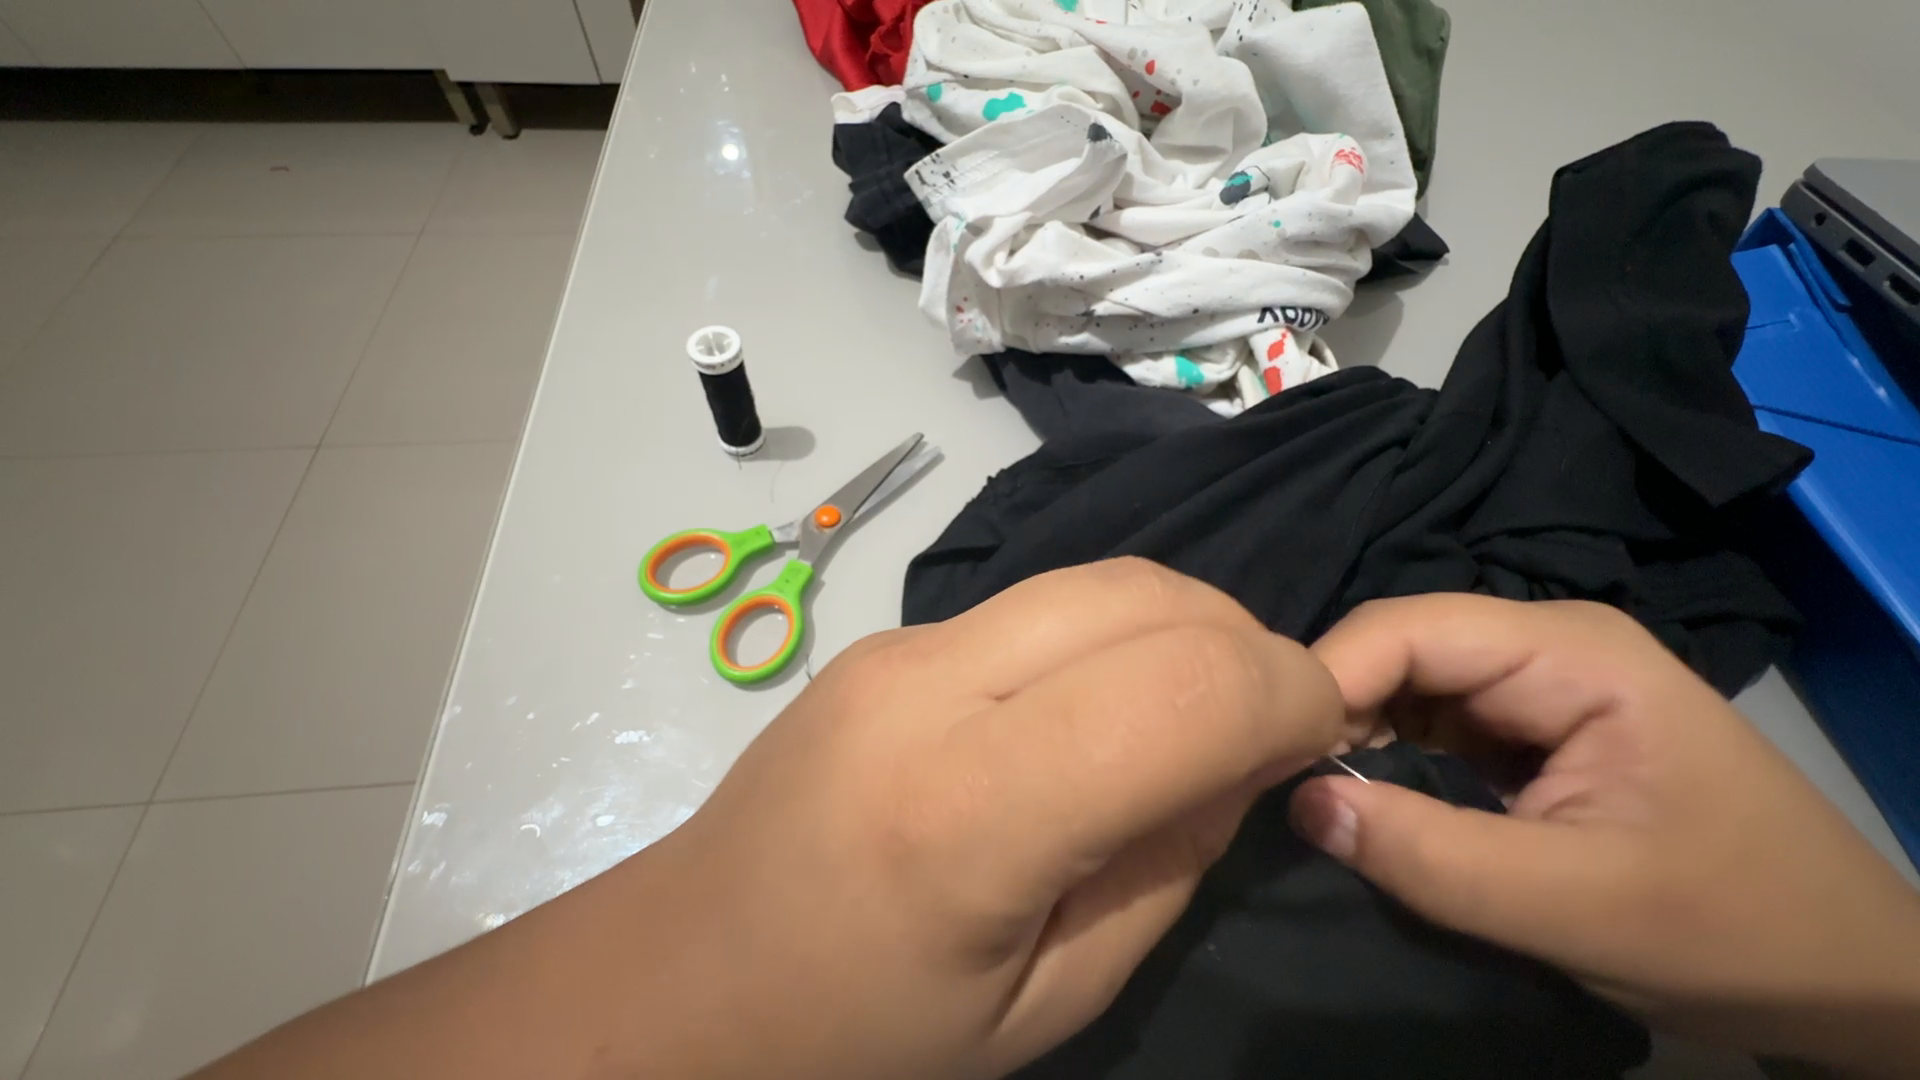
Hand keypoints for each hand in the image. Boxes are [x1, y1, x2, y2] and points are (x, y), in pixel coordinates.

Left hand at [193, 559, 1343, 1079]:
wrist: (685, 971)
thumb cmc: (860, 1031)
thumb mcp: (1045, 996)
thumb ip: (1161, 863)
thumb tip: (1240, 755)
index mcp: (969, 809)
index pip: (1182, 689)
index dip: (1287, 694)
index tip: (1322, 735)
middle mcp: (929, 688)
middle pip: (1141, 598)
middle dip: (1243, 643)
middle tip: (1269, 720)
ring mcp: (898, 646)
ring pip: (1094, 579)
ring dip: (1182, 624)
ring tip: (1202, 703)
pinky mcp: (886, 637)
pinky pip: (1038, 601)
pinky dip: (1113, 629)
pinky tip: (1112, 693)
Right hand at [1288, 595, 1919, 1078]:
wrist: (1847, 974)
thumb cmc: (1733, 929)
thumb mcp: (1576, 908)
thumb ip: (1428, 856)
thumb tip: (1300, 800)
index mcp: (1570, 653)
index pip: (1408, 630)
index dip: (1330, 676)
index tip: (1271, 747)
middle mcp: (1541, 643)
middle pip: (1396, 643)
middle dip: (1332, 700)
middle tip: (1276, 769)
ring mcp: (1531, 678)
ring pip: (1400, 675)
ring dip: (1347, 723)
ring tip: (1302, 775)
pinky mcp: (1518, 718)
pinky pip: (1421, 711)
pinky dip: (1375, 743)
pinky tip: (1352, 778)